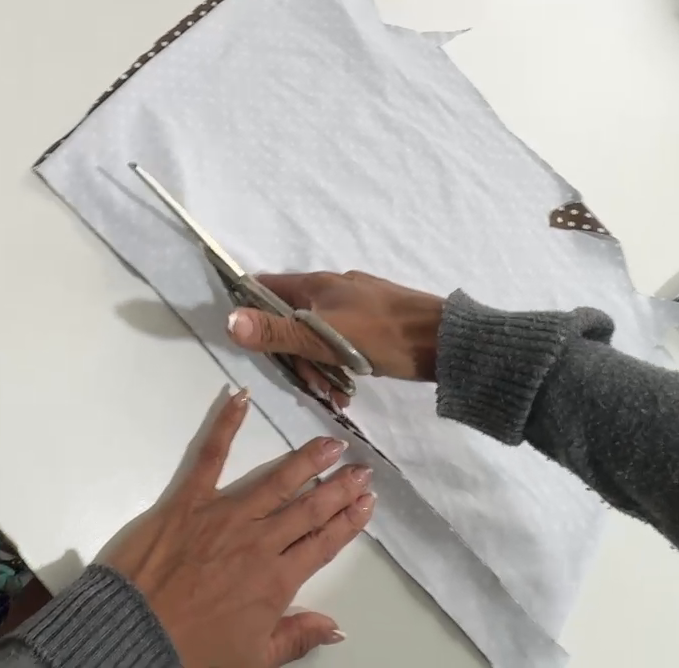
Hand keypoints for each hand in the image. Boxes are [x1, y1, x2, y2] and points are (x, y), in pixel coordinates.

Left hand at [98, 388, 375, 665]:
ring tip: (330, 441)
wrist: (136, 634)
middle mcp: (257, 541)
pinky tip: (241, 398)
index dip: (348, 522)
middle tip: (362, 467)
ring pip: (275, 481)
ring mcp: (223, 513)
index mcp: (275, 581)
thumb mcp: (252, 660)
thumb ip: (296, 638)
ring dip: (305, 460)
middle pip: (307, 509)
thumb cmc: (193, 652)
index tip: (368, 501)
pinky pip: (211, 454)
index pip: (322, 544)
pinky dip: (227, 423)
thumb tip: (337, 626)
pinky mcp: (189, 497)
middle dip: (339, 487)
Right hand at [229, 272, 445, 407]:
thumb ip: (277, 332)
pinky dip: (340, 364)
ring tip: (336, 394)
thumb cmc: (384, 335)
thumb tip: (229, 321)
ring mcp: (356, 302)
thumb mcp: (324, 338)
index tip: (254, 345)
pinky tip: (351, 388)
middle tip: (312, 384)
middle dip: (295, 354)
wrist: (448, 342)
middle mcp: (332, 287)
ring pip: (318, 333)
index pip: (265, 288)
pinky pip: (342, 340)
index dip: (252, 311)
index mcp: (315, 284)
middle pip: (292, 317)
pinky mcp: (377, 319)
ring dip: (319, 364)